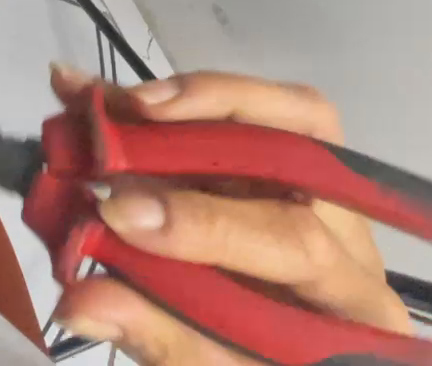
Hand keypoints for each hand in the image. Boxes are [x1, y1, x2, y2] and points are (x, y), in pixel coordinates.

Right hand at [53, 69, 411, 363]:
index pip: (294, 243)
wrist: (253, 356)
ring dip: (194, 95)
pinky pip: (240, 110)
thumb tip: (77, 302)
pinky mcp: (270, 158)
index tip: (116, 213)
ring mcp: (314, 190)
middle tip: (112, 131)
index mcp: (353, 305)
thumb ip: (159, 337)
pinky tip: (100, 91)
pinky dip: (164, 95)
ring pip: (285, 114)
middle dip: (194, 133)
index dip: (202, 220)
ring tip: (116, 99)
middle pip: (296, 155)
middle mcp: (346, 237)